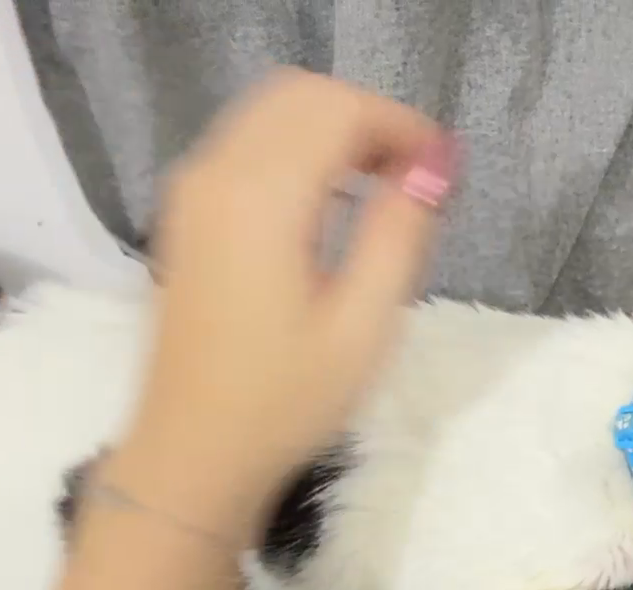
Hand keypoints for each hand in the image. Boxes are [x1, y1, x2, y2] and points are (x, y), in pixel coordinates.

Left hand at [111, 69, 452, 539]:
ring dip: (334, 133)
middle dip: (367, 120)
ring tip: (386, 190)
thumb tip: (433, 169)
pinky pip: (247, 150)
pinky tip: (331, 205)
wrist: (197, 449)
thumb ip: (399, 237)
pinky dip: (299, 153)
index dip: (401, 126)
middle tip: (419, 178)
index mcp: (263, 197)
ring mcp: (193, 193)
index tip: (445, 169)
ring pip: (270, 117)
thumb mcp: (363, 327)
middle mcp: (216, 174)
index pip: (337, 111)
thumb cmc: (288, 400)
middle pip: (299, 97)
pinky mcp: (188, 218)